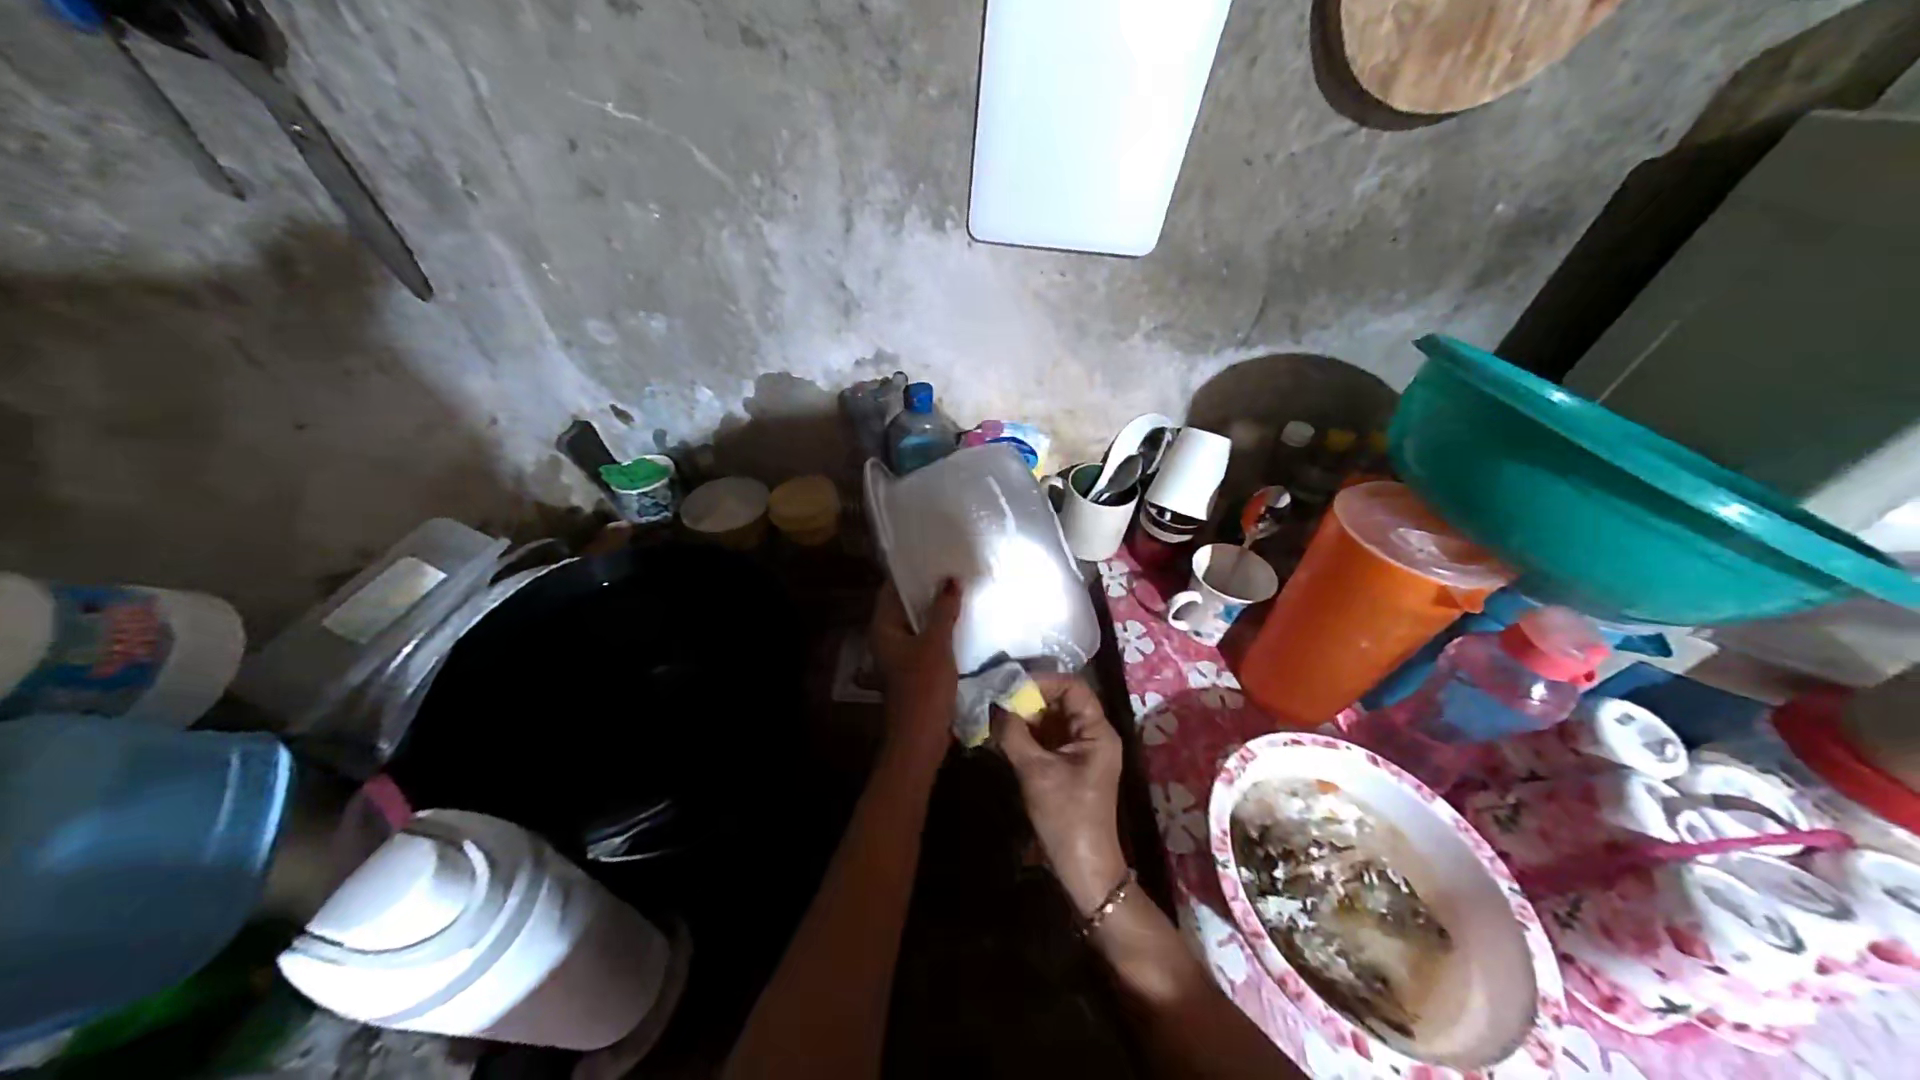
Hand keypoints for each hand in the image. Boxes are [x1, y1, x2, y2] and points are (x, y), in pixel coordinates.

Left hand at [868, 579, 961, 761]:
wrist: (921, 737)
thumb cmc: (923, 687)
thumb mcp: (936, 644)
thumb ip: (943, 610)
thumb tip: (950, 580)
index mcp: (883, 627)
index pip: (892, 588)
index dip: (911, 571)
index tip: (935, 554)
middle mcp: (887, 637)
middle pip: (906, 604)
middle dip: (928, 589)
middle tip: (955, 568)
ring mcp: (901, 654)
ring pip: (918, 622)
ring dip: (936, 609)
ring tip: (962, 588)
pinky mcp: (915, 668)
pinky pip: (927, 639)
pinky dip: (940, 628)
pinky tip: (962, 620)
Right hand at [994, 673, 1128, 915]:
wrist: (1083, 866)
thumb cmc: (1066, 816)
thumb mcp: (1036, 772)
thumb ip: (1014, 734)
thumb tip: (995, 706)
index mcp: (1098, 732)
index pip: (1074, 688)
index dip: (1044, 682)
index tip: (1012, 687)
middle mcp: (1093, 735)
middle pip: (1062, 702)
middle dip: (1030, 700)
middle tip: (998, 702)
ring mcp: (1082, 751)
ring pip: (1053, 720)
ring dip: (1026, 718)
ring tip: (997, 717)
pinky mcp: (1069, 766)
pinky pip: (1048, 738)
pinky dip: (1028, 735)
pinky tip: (1005, 736)